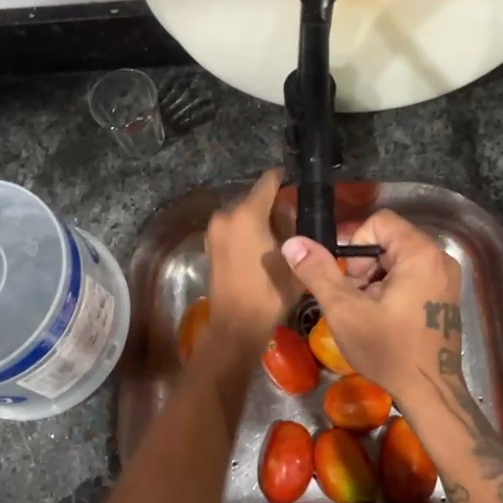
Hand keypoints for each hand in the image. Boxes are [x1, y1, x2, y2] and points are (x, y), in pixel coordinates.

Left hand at [203, 171, 294, 345]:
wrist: (236, 324)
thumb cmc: (270, 291)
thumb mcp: (292, 257)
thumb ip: (291, 225)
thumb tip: (286, 207)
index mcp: (248, 213)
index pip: (267, 182)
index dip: (282, 178)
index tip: (293, 178)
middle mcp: (226, 215)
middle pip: (253, 198)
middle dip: (271, 204)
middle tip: (291, 217)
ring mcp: (214, 230)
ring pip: (241, 213)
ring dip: (257, 218)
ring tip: (278, 233)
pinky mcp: (209, 245)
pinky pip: (232, 228)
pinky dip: (246, 230)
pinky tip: (260, 245)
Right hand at [279, 209, 461, 402]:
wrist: (431, 394)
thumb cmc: (389, 350)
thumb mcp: (345, 310)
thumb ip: (318, 272)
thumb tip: (292, 242)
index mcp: (421, 254)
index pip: (379, 222)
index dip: (354, 242)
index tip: (346, 276)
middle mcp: (439, 259)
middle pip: (389, 240)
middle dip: (363, 264)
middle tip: (353, 297)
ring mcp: (446, 278)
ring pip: (398, 259)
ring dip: (374, 278)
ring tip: (365, 310)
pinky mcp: (445, 295)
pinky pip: (412, 275)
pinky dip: (391, 287)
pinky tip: (382, 316)